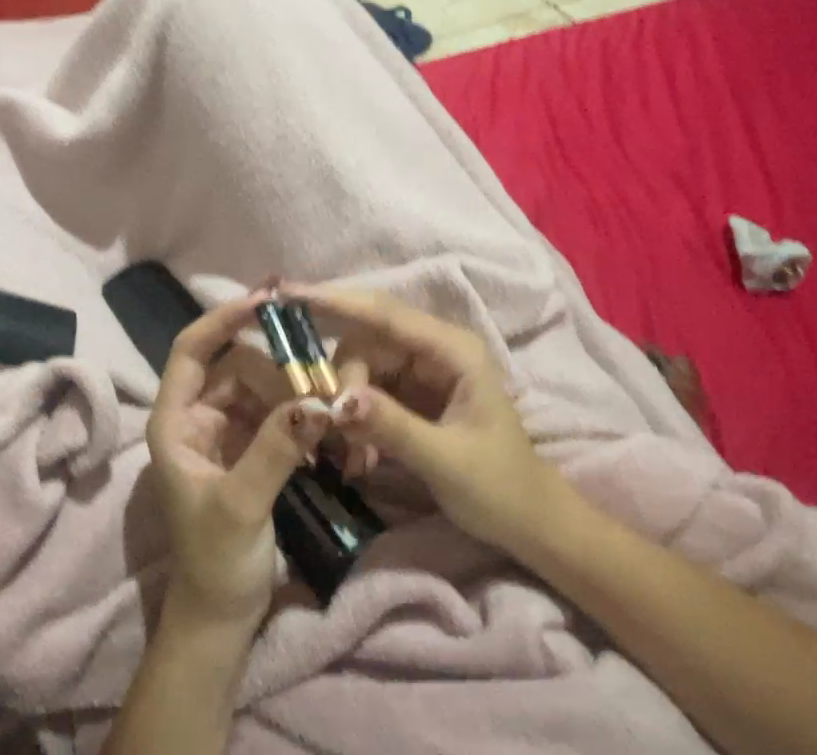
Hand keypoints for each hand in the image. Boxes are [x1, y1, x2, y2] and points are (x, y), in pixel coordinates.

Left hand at [145, 291, 332, 628]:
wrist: (221, 614)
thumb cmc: (215, 561)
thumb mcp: (241, 505)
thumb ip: (274, 450)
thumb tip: (315, 401)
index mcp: (174, 422)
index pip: (190, 351)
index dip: (222, 320)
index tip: (267, 301)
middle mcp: (197, 418)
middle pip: (238, 367)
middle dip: (279, 370)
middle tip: (324, 381)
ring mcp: (225, 433)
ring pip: (263, 390)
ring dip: (295, 393)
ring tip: (331, 408)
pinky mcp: (251, 450)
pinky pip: (277, 415)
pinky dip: (300, 415)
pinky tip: (326, 427)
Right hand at [295, 286, 571, 551]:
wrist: (528, 523)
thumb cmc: (499, 488)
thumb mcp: (445, 460)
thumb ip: (392, 426)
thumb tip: (338, 400)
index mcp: (453, 351)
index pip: (385, 313)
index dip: (334, 300)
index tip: (288, 292)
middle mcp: (433, 351)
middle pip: (363, 342)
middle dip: (340, 381)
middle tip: (332, 429)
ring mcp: (419, 373)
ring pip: (359, 368)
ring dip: (345, 408)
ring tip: (354, 457)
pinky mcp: (409, 396)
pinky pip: (365, 393)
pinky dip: (353, 421)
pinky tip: (358, 457)